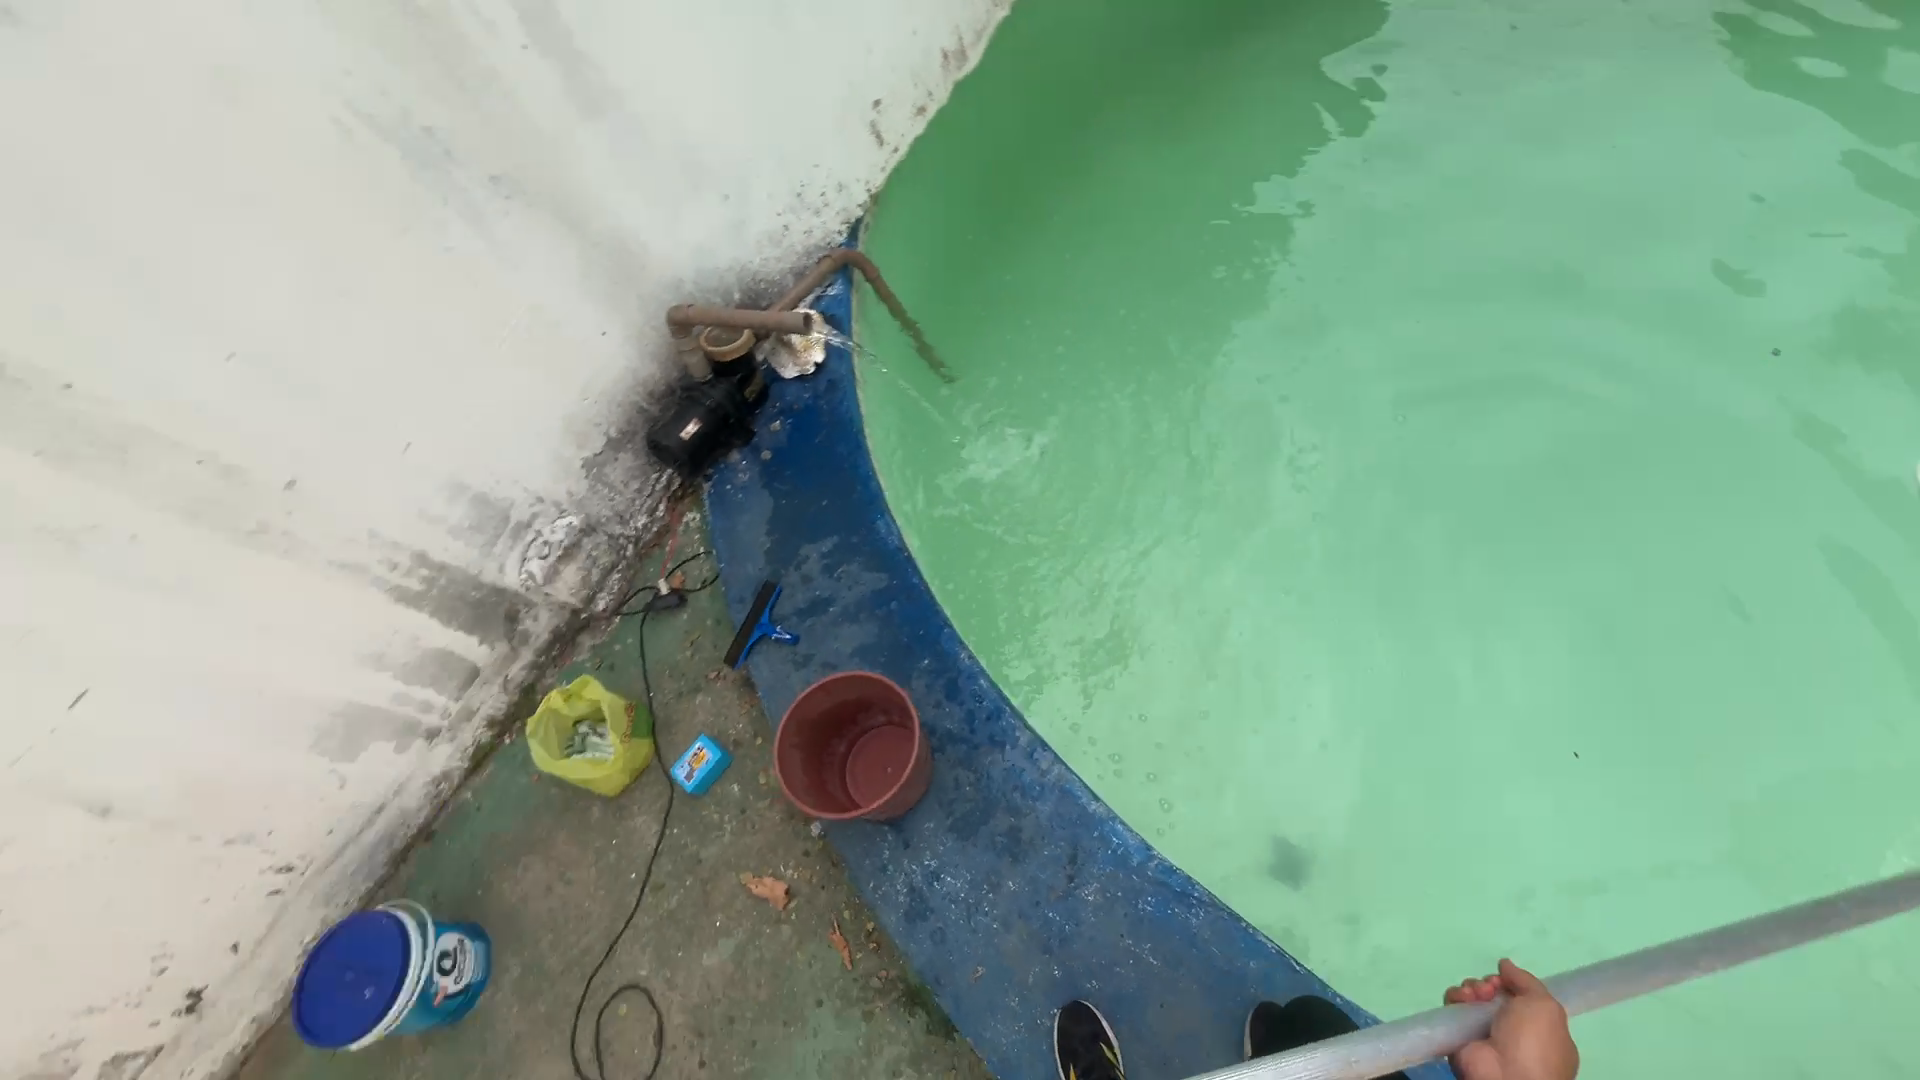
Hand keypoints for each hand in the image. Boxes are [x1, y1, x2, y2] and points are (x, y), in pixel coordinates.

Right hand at [1442, 959, 1578, 1079]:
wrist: (1508, 1075)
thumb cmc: (1535, 1043)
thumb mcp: (1545, 1007)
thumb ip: (1526, 981)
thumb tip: (1506, 964)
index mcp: (1538, 1030)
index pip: (1519, 997)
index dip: (1510, 985)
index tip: (1505, 981)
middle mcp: (1511, 1030)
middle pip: (1493, 994)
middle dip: (1488, 985)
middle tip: (1489, 990)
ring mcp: (1484, 1032)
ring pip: (1472, 996)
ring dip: (1471, 988)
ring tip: (1475, 995)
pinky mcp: (1460, 1033)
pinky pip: (1454, 1005)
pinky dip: (1456, 997)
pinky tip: (1462, 1000)